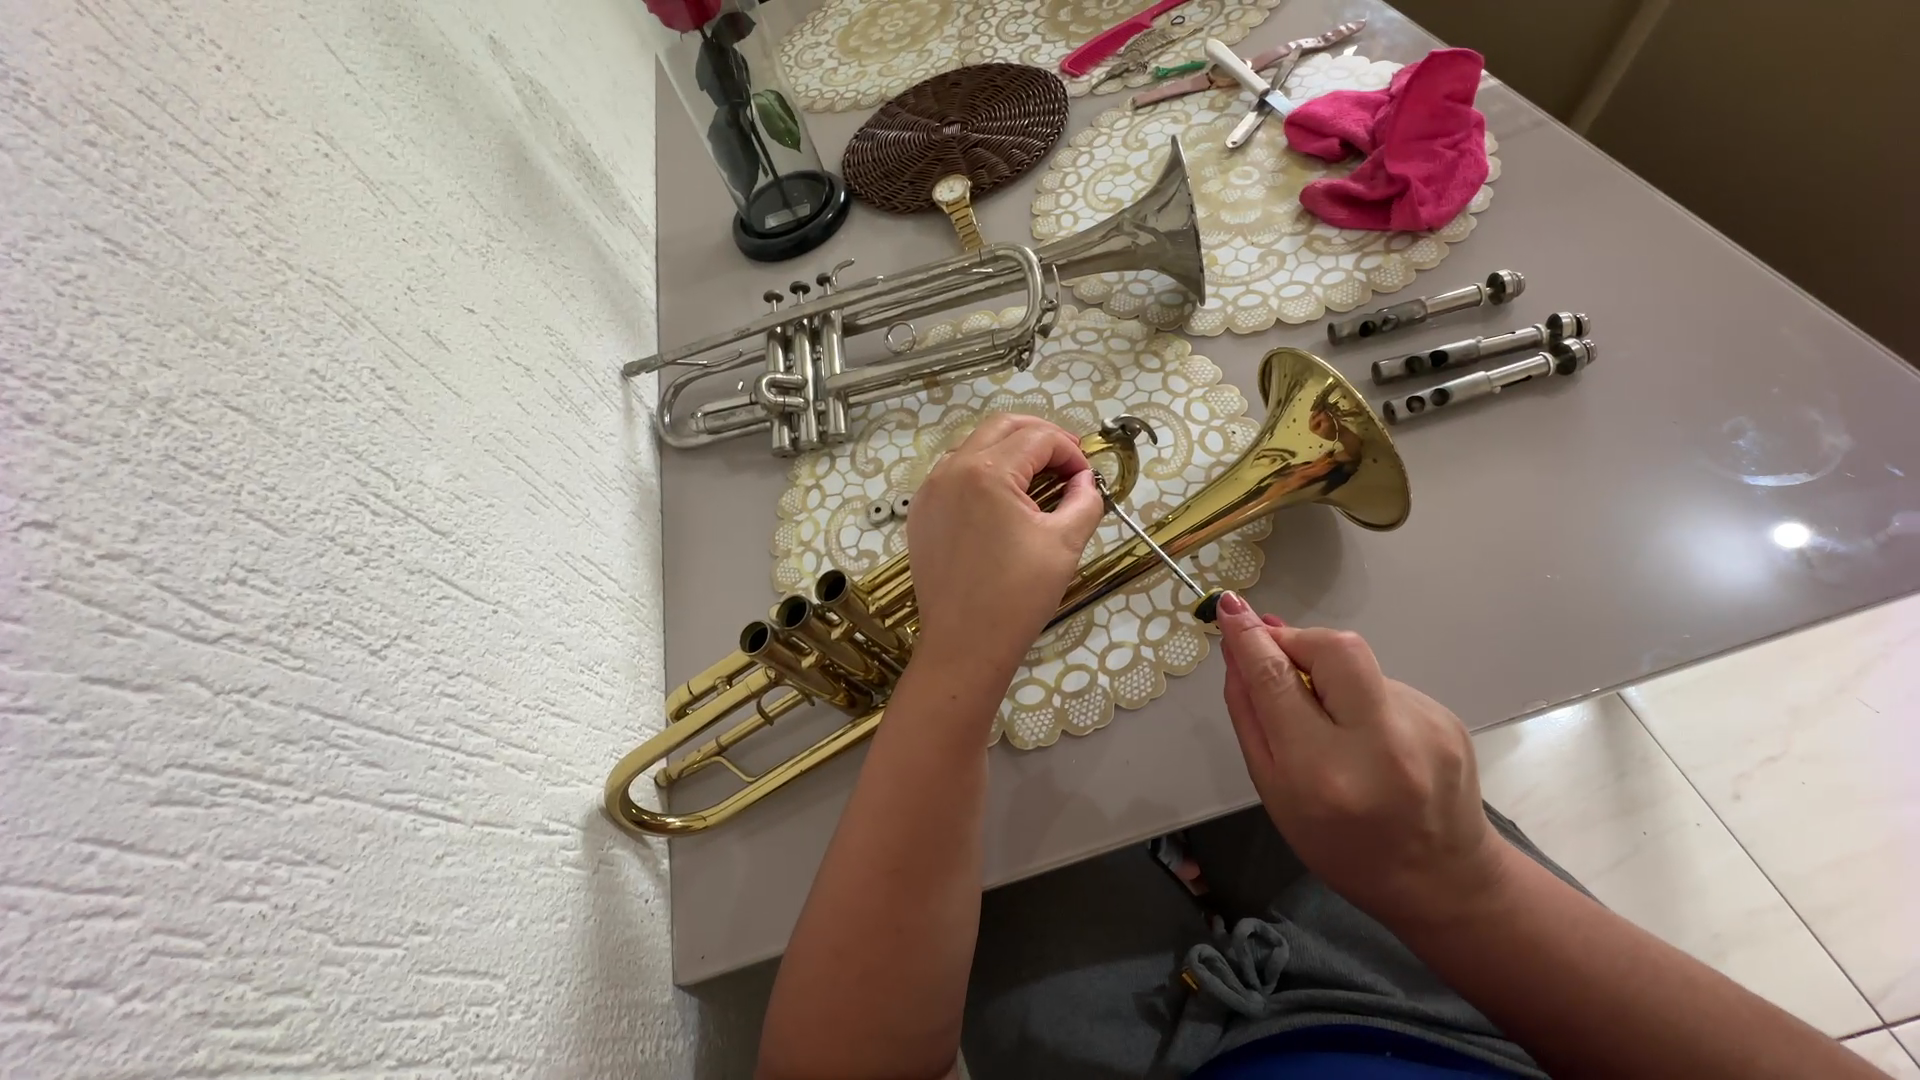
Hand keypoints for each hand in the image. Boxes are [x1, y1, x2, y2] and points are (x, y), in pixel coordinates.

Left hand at [908, 414, 1104, 676]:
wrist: (965, 645)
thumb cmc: (1017, 596)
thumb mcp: (1064, 544)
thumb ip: (1084, 501)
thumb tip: (1086, 482)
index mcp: (986, 472)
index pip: (1037, 438)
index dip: (1070, 452)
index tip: (1087, 479)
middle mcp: (950, 471)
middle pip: (1001, 428)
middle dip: (1040, 438)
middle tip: (1067, 463)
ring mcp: (929, 492)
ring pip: (974, 447)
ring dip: (1009, 452)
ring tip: (1038, 480)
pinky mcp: (921, 514)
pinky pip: (953, 476)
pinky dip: (982, 475)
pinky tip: (1003, 502)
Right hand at [1213, 592, 1512, 928]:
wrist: (1443, 882)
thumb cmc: (1339, 846)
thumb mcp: (1274, 792)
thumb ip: (1250, 718)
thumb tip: (1237, 655)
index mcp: (1323, 771)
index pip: (1277, 680)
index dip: (1249, 638)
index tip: (1230, 606)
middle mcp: (1380, 742)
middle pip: (1335, 646)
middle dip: (1297, 639)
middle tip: (1279, 658)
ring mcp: (1423, 727)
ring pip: (1361, 664)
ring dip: (1330, 675)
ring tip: (1329, 722)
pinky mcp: (1447, 718)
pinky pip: (1385, 684)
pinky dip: (1361, 696)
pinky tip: (1367, 738)